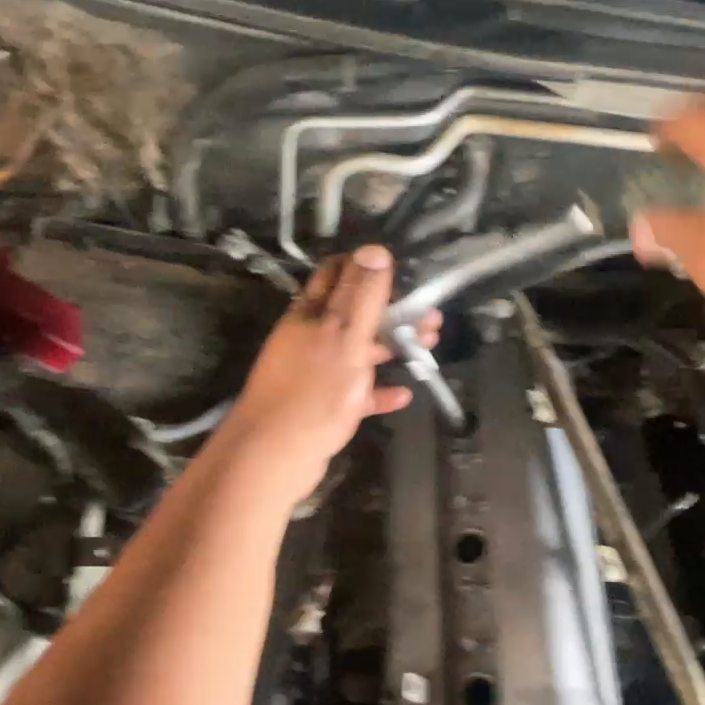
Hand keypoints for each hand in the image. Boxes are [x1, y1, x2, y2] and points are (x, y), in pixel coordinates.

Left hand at [215, 245, 439, 501]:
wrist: (273, 456)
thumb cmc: (313, 394)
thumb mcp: (344, 338)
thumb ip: (363, 296)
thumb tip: (375, 248)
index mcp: (311, 314)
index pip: (338, 273)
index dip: (369, 267)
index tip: (405, 272)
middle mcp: (309, 337)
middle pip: (354, 312)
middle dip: (392, 311)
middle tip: (430, 317)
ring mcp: (314, 373)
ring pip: (357, 351)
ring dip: (390, 347)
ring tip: (429, 347)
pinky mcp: (320, 407)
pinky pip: (355, 392)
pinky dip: (378, 390)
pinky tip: (403, 394)